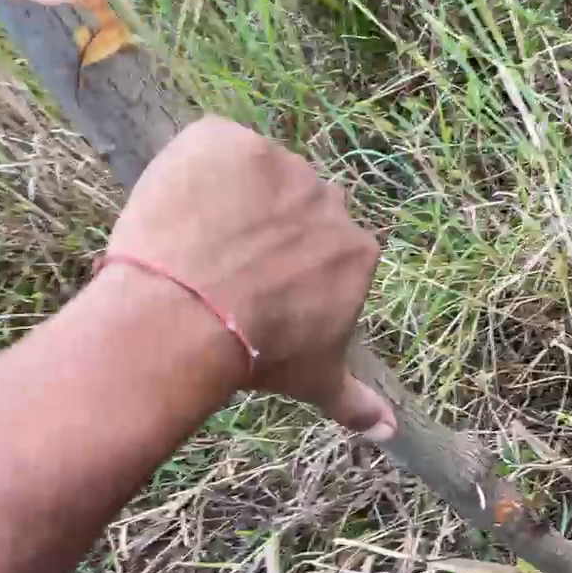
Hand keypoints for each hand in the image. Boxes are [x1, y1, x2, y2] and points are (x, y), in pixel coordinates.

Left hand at [104, 116, 395, 438]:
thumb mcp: (315, 379)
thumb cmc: (260, 353)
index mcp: (358, 250)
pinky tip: (180, 204)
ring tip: (197, 234)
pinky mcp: (227, 141)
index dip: (296, 260)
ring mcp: (280, 165)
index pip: (330, 243)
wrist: (186, 318)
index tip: (267, 280)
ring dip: (235, 194)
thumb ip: (357, 401)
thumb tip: (391, 431)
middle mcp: (331, 200)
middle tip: (230, 259)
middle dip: (272, 224)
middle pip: (300, 203)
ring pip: (257, 173)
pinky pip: (214, 144)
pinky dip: (197, 165)